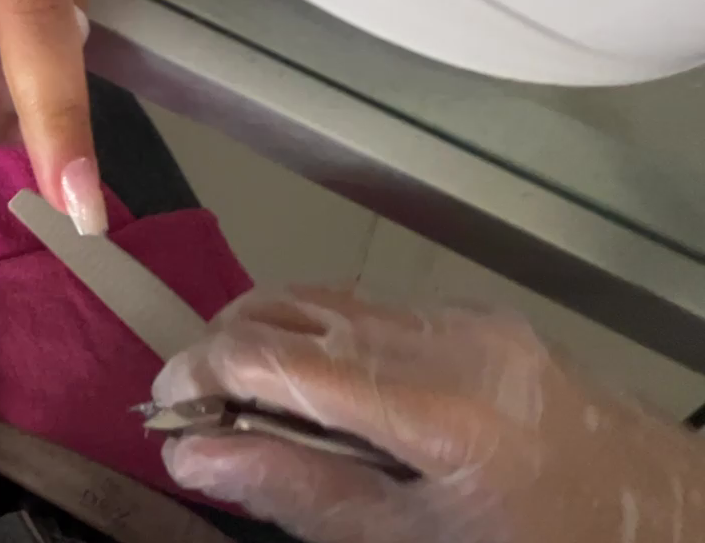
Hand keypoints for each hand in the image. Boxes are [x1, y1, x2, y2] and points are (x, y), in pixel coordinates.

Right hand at [154, 287, 704, 542]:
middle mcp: (442, 338)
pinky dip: (308, 329)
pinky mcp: (472, 317)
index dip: (197, 373)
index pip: (268, 358)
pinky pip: (357, 304)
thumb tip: (186, 458)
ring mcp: (461, 319)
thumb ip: (296, 494)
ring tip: (242, 387)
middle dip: (216, 348)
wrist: (700, 542)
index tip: (163, 409)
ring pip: (312, 295)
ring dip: (256, 332)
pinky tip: (312, 377)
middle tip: (197, 405)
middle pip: (279, 310)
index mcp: (436, 408)